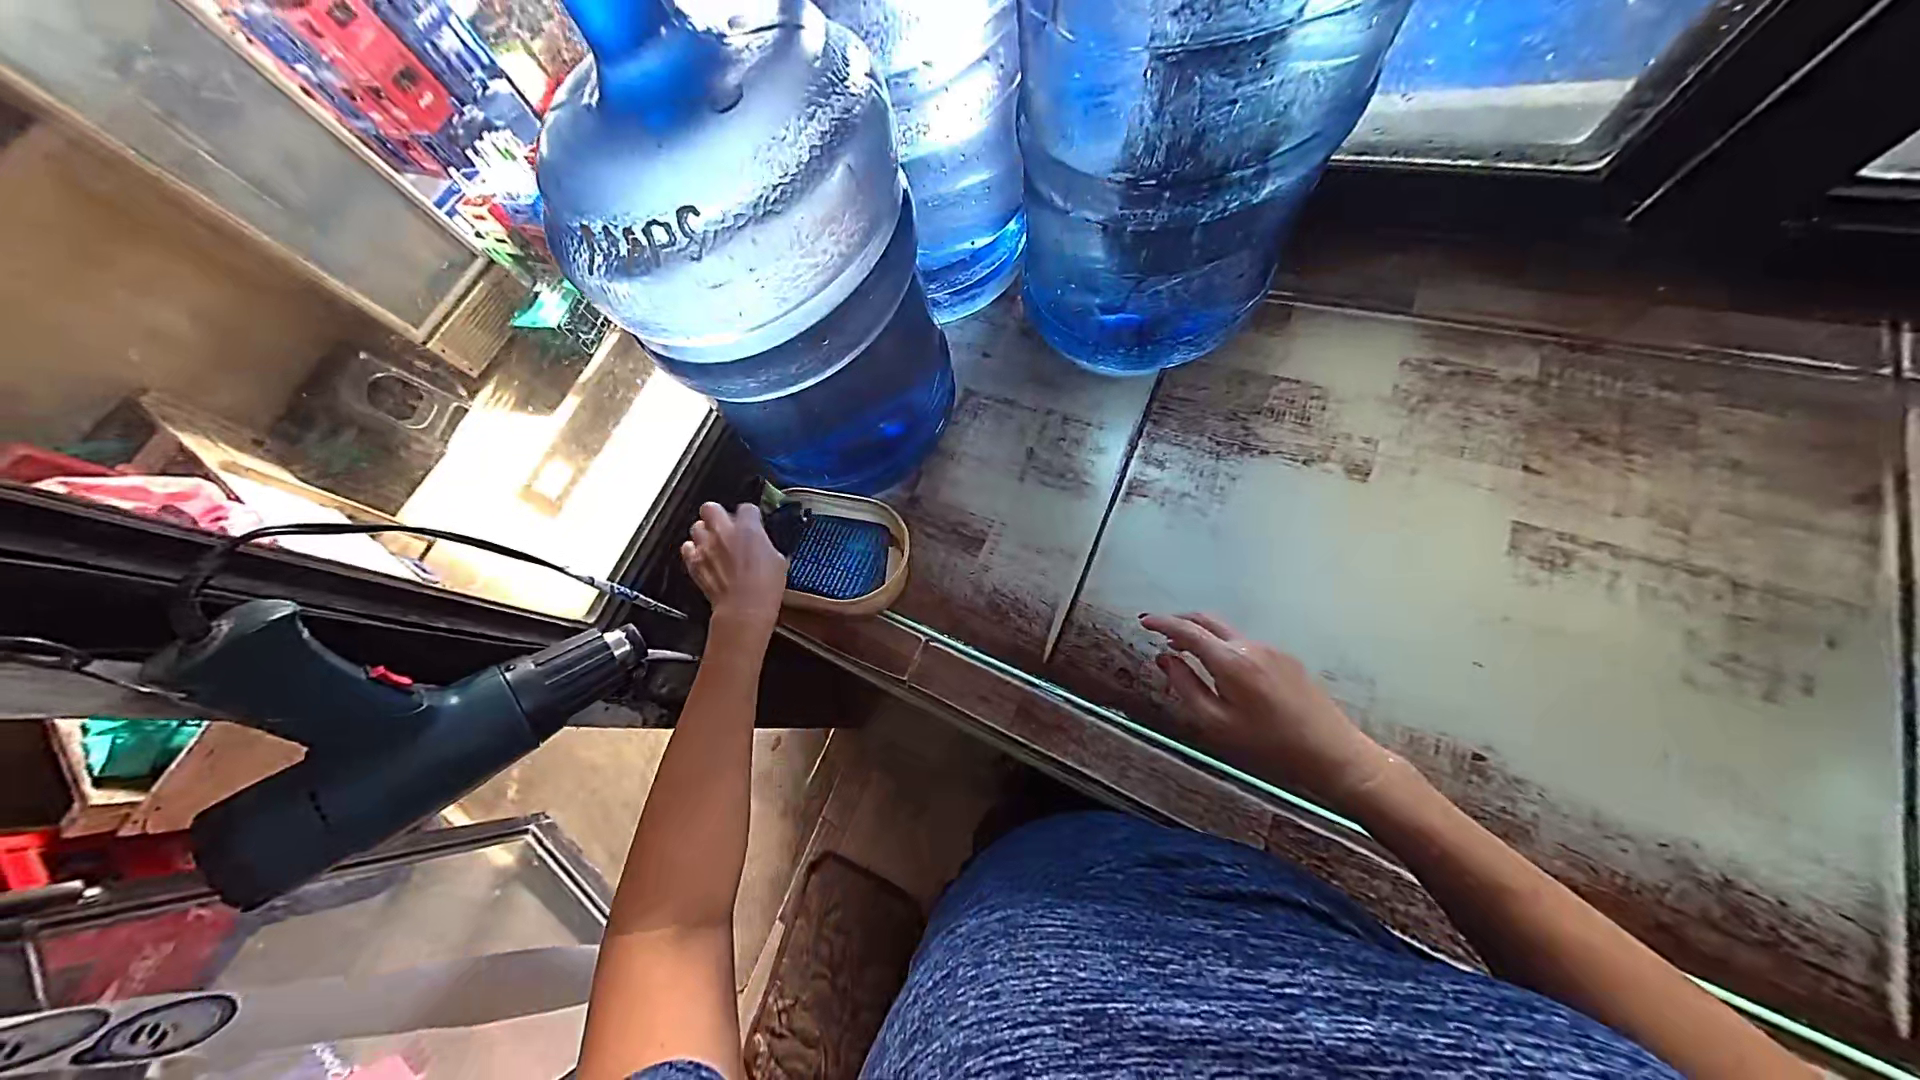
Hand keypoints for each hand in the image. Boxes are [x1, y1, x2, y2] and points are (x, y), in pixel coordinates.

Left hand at [682, 502, 787, 635]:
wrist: (744, 609)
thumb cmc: (764, 588)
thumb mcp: (779, 561)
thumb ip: (766, 546)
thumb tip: (764, 546)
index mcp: (748, 528)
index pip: (747, 508)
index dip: (750, 516)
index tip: (752, 523)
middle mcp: (723, 532)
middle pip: (711, 507)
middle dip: (717, 514)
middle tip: (725, 525)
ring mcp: (706, 546)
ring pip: (696, 526)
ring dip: (704, 532)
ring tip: (714, 542)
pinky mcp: (694, 562)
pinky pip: (687, 547)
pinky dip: (693, 550)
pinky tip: (704, 557)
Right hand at [1141, 612, 1394, 812]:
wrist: (1333, 753)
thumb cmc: (1269, 745)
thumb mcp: (1216, 723)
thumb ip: (1186, 686)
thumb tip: (1166, 660)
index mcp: (1230, 661)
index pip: (1187, 631)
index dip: (1161, 623)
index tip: (1143, 621)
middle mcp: (1250, 646)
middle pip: (1207, 620)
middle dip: (1180, 622)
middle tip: (1160, 633)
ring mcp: (1271, 650)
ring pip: (1226, 632)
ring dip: (1202, 635)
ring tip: (1185, 653)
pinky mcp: (1286, 659)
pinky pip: (1244, 643)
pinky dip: (1222, 645)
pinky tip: (1220, 667)